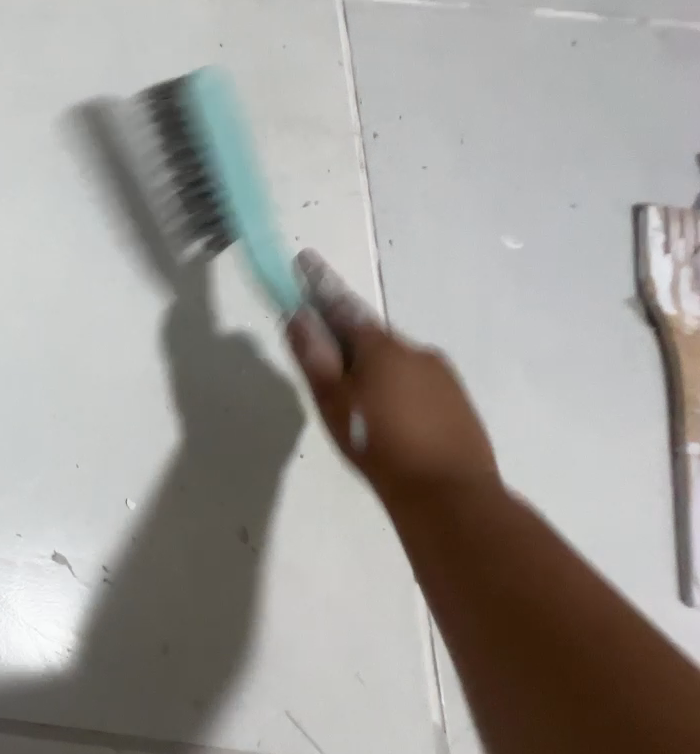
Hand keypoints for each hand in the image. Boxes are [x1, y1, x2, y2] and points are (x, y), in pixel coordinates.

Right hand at [283, 249, 500, 506]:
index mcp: (382, 347)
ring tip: (350, 403)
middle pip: (367, 335)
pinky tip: (380, 416)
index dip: (319, 283)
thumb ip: (313, 355)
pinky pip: (411, 380)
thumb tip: (298, 316)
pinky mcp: (455, 401)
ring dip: (366, 367)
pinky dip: (389, 386)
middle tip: (318, 365)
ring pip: (390, 360)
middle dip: (341, 340)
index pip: (342, 305)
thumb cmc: (376, 442)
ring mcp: (442, 376)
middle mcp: (416, 351)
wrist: (449, 494)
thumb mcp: (331, 399)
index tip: (303, 260)